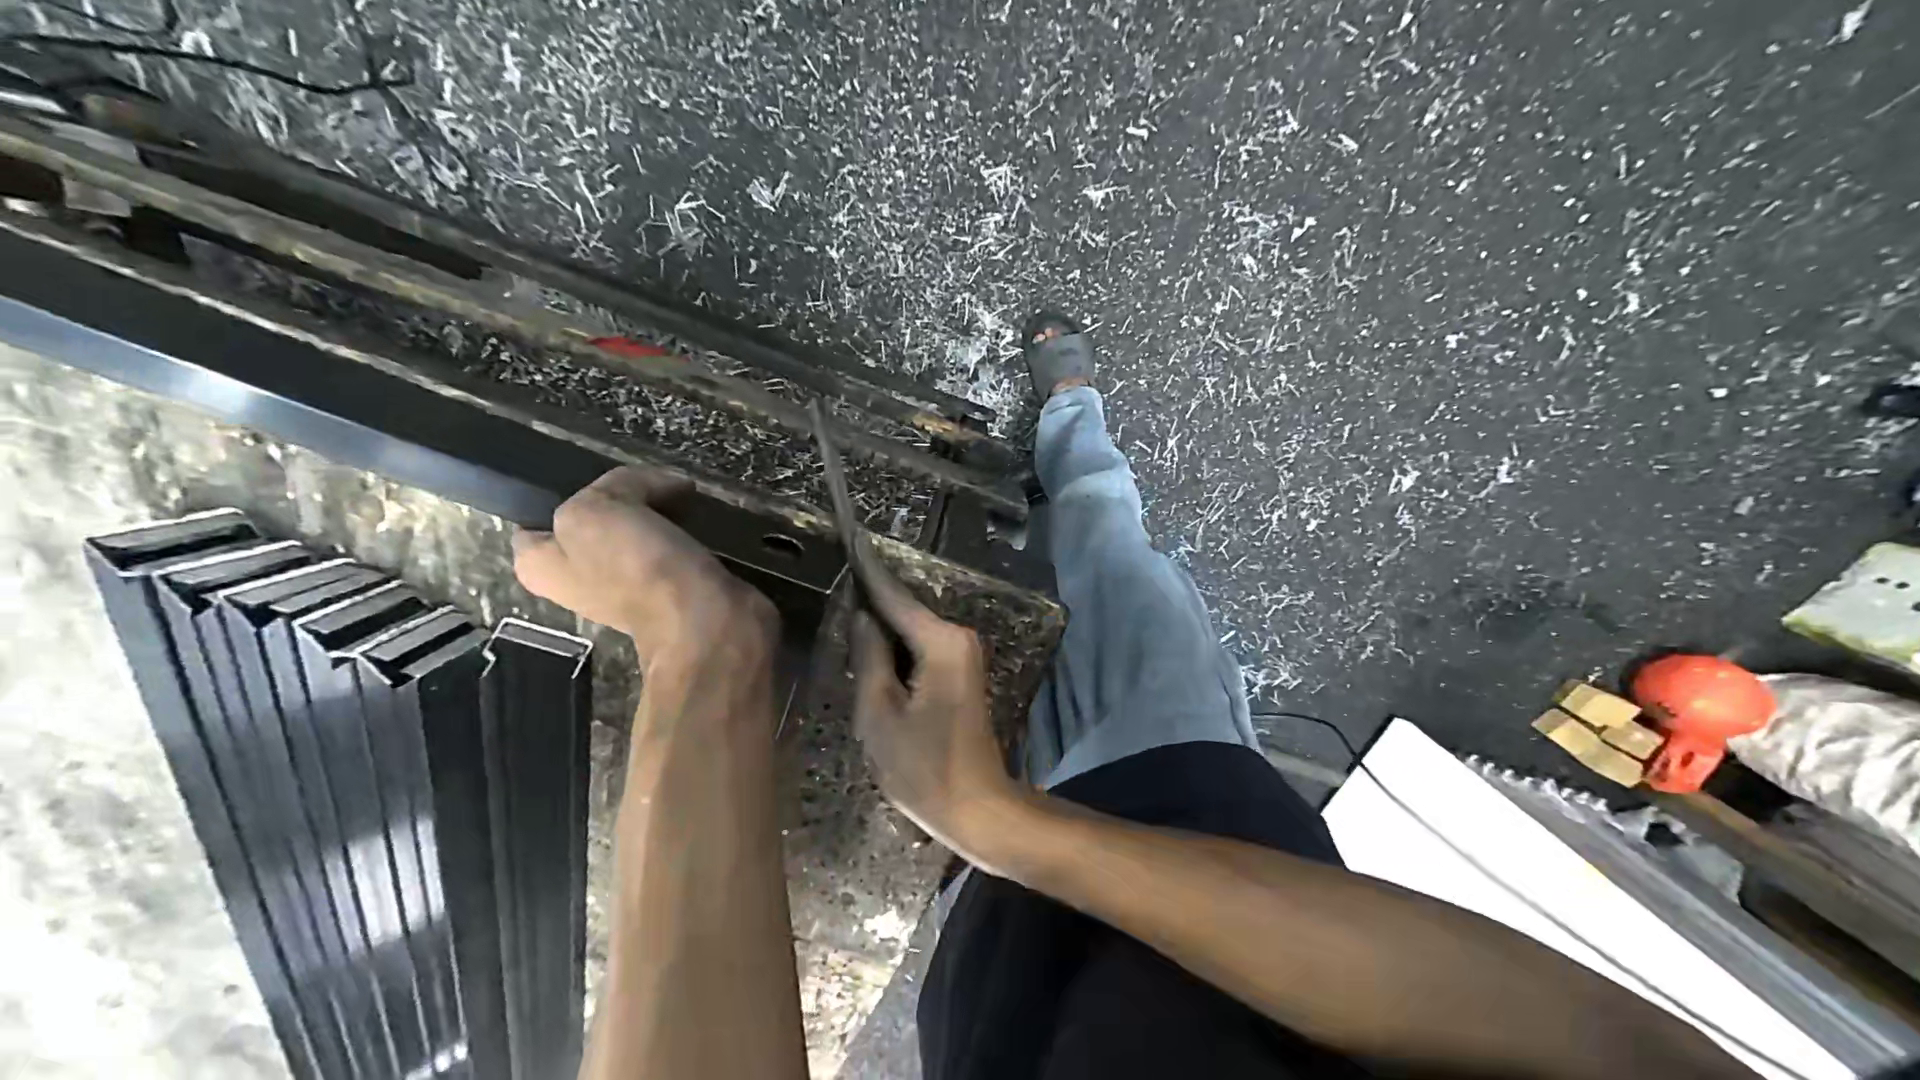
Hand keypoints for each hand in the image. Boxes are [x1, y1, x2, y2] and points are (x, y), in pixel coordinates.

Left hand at [512, 466, 777, 672]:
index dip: (576, 488)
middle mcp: (577, 577)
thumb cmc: (636, 568)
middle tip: (656, 486)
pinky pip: (669, 544)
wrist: (703, 620)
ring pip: (638, 527)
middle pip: (598, 514)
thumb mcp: (596, 511)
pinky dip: (685, 529)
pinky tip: (699, 521)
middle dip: (628, 495)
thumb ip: (609, 485)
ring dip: (662, 509)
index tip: (610, 484)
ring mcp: (626, 585)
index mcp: (541, 566)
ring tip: (685, 499)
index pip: (541, 511)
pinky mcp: (669, 587)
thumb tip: (656, 488)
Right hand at [848, 537, 1024, 859]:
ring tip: (841, 619)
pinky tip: (870, 654)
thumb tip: (862, 616)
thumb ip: (869, 657)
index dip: (867, 569)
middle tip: (831, 589)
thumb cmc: (924, 768)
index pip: (894, 596)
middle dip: (869, 603)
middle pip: (904, 611)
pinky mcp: (961, 672)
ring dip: (881, 630)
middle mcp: (959, 637)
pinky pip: (921, 648)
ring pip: (911, 631)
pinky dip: (896, 649)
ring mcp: (964, 655)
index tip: (850, 536)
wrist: (978, 807)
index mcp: (941, 642)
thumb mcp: (880, 715)